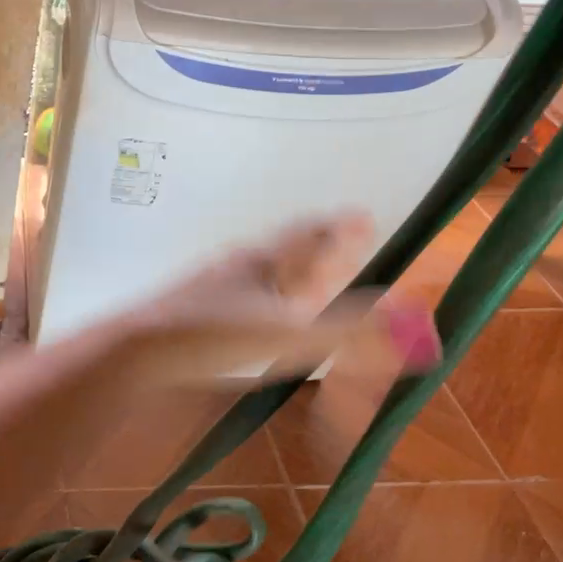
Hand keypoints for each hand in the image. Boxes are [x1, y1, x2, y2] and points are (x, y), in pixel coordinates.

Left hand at [99, 213, 441, 393]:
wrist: (136, 348)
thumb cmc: (214, 335)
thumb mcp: (292, 336)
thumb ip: (355, 335)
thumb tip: (427, 331)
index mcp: (264, 261)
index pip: (310, 235)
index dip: (340, 228)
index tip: (362, 213)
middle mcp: (235, 264)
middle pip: (281, 247)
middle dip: (310, 242)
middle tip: (330, 233)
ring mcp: (206, 285)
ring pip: (252, 267)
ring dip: (278, 265)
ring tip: (292, 268)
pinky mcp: (185, 308)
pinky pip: (230, 291)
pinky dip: (251, 292)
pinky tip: (242, 308)